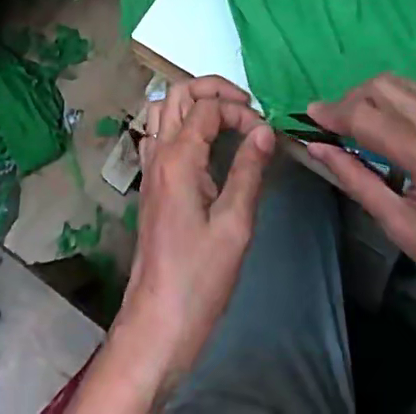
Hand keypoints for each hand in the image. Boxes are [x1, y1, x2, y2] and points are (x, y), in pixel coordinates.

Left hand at [70, 76, 274, 412]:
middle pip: (177, 93)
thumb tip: (264, 130)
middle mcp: (158, 155)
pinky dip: (180, 124)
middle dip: (212, 89)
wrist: (156, 325)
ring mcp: (150, 170)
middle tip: (245, 107)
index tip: (265, 134)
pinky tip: (204, 146)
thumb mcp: (235, 224)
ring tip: (226, 119)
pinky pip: (158, 135)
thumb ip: (248, 170)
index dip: (240, 111)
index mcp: (177, 160)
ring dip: (193, 103)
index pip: (207, 107)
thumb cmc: (199, 279)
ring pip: (162, 110)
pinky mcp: (151, 186)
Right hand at [305, 73, 415, 341]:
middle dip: (355, 98)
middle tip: (335, 124)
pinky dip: (410, 111)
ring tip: (363, 125)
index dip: (335, 112)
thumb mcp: (401, 229)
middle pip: (391, 87)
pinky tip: (402, 137)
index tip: (309, 114)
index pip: (372, 117)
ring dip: (381, 99)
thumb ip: (356, 179)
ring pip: (415, 90)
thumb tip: (316, 146)